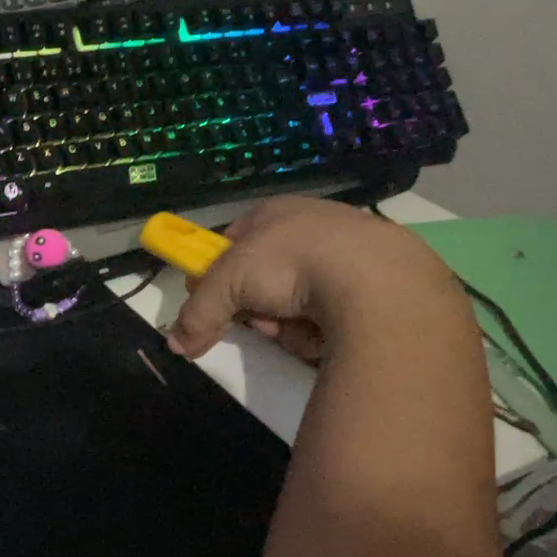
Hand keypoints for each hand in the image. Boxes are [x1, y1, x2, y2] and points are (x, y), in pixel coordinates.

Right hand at [166, 197, 465, 362]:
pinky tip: (328, 334)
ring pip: (296, 299)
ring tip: (297, 331)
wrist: (379, 283)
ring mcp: (352, 252)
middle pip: (264, 276)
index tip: (210, 299)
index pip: (233, 241)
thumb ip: (196, 313)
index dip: (217, 273)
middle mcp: (315, 225)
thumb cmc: (292, 263)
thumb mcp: (227, 284)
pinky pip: (333, 312)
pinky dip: (322, 328)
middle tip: (258, 321)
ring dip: (286, 322)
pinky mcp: (382, 284)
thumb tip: (175, 345)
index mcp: (276, 211)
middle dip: (255, 306)